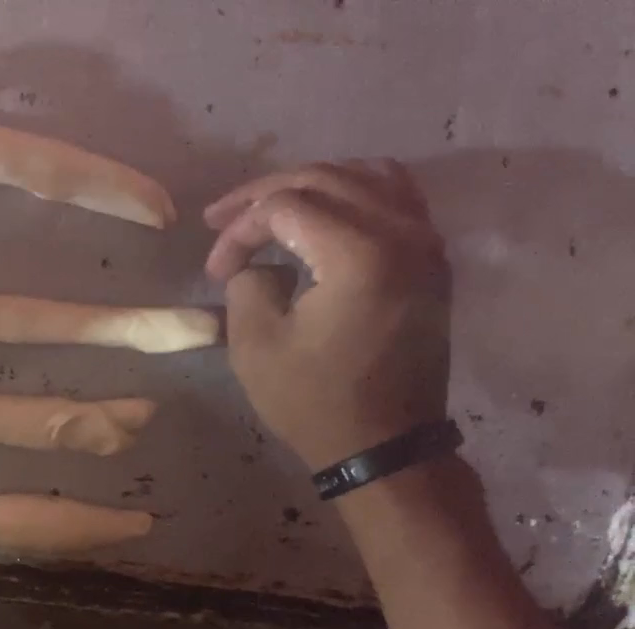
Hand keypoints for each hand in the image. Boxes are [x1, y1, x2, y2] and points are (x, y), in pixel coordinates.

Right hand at [204, 160, 451, 469]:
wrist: (382, 439)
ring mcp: (426, 241)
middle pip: (328, 178)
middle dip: (265, 195)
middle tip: (219, 220)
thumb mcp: (255, 344)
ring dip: (309, 186)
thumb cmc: (310, 397)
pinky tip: (316, 217)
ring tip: (266, 211)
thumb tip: (256, 262)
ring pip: (367, 176)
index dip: (238, 230)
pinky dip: (349, 194)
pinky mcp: (429, 257)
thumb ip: (248, 285)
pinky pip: (394, 197)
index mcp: (358, 254)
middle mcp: (403, 232)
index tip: (213, 272)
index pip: (286, 207)